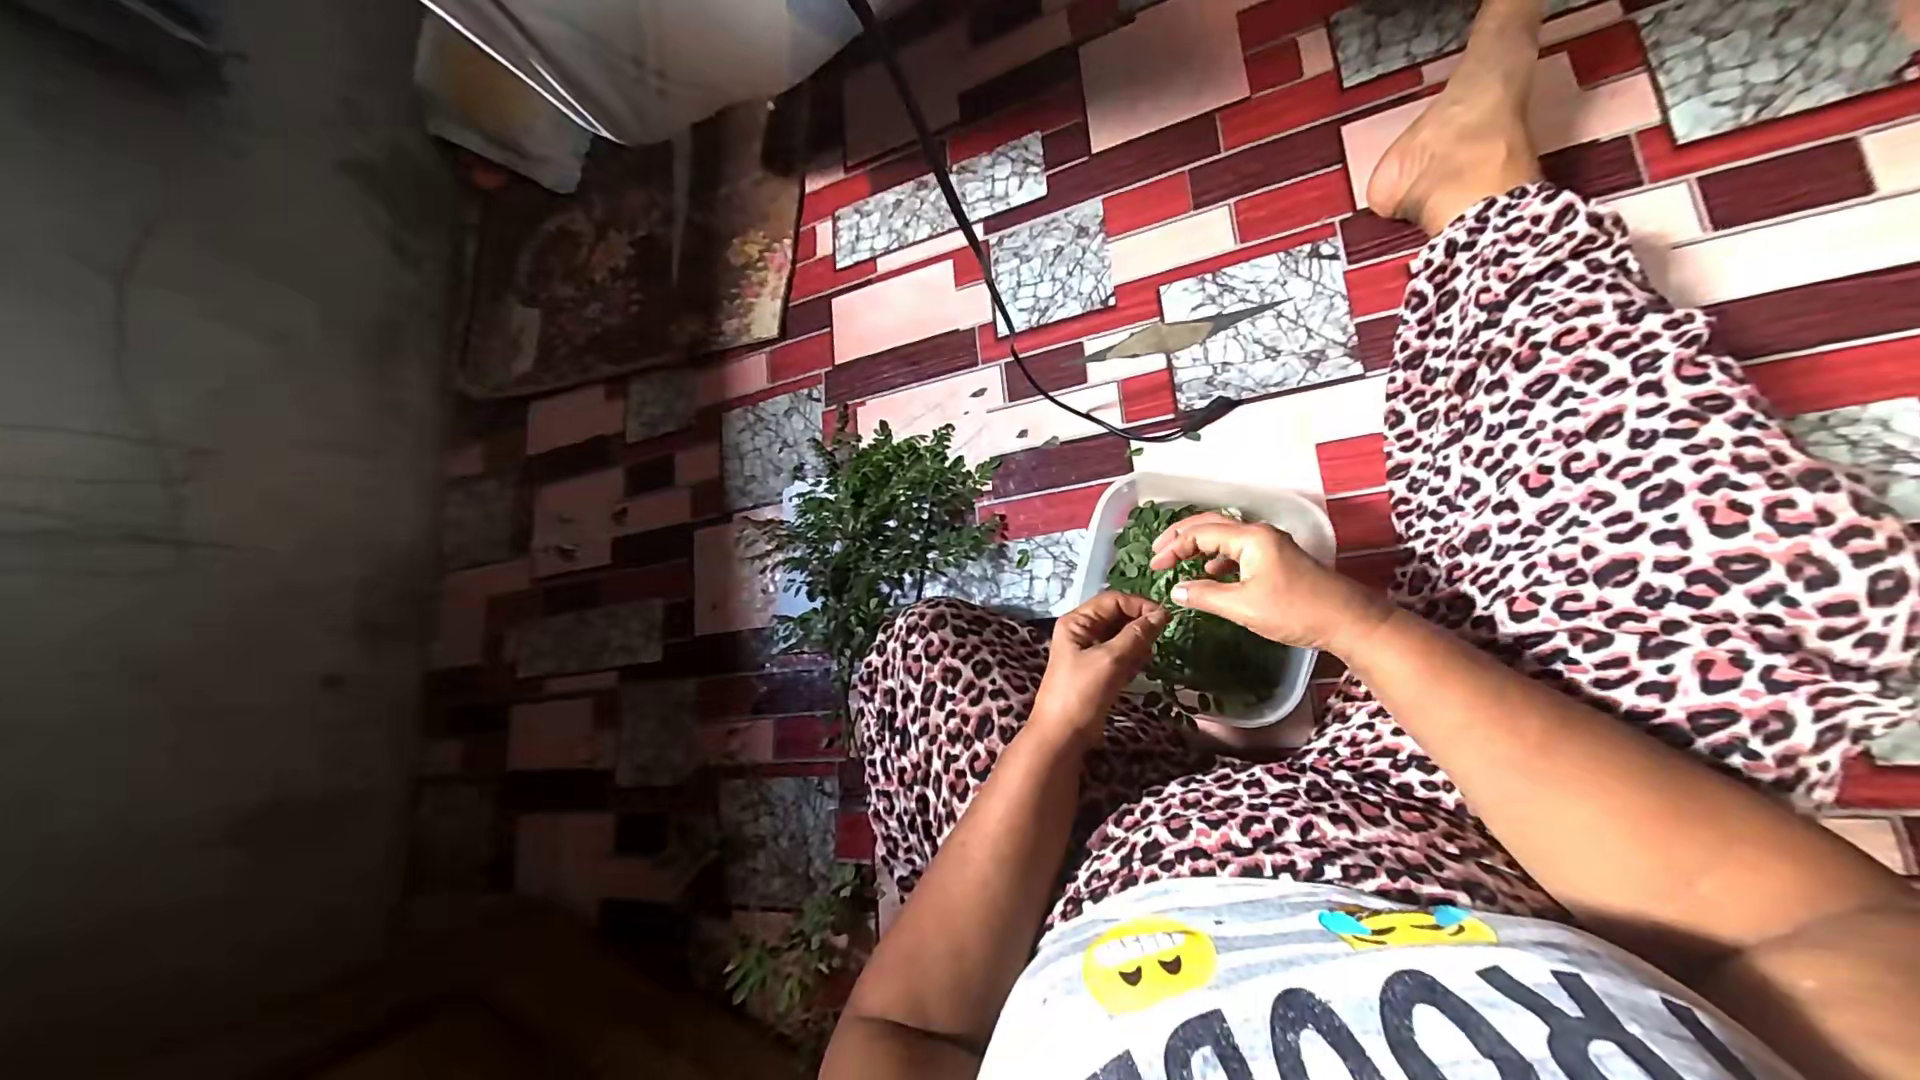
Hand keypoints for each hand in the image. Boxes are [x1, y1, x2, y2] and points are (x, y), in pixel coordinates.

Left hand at [1029, 591, 1168, 748]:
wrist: (1063, 735)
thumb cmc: (1081, 693)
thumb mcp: (1110, 660)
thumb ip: (1136, 635)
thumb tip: (1161, 614)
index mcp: (1077, 621)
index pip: (1113, 599)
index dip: (1139, 605)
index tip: (1164, 618)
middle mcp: (1082, 631)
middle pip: (1118, 616)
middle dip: (1138, 627)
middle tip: (1154, 644)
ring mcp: (1089, 650)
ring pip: (1122, 636)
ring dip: (1136, 646)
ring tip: (1140, 662)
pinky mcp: (1098, 669)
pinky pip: (1121, 654)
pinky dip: (1131, 660)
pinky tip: (1134, 672)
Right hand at [1148, 512, 1392, 654]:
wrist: (1350, 621)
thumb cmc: (1296, 611)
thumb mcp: (1243, 607)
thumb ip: (1205, 595)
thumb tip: (1176, 590)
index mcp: (1250, 538)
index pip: (1200, 532)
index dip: (1173, 547)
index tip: (1154, 565)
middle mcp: (1259, 534)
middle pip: (1210, 524)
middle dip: (1181, 537)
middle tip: (1157, 552)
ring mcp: (1270, 545)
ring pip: (1224, 536)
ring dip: (1198, 545)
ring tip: (1177, 561)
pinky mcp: (1277, 559)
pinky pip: (1237, 549)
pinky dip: (1216, 557)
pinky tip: (1210, 573)